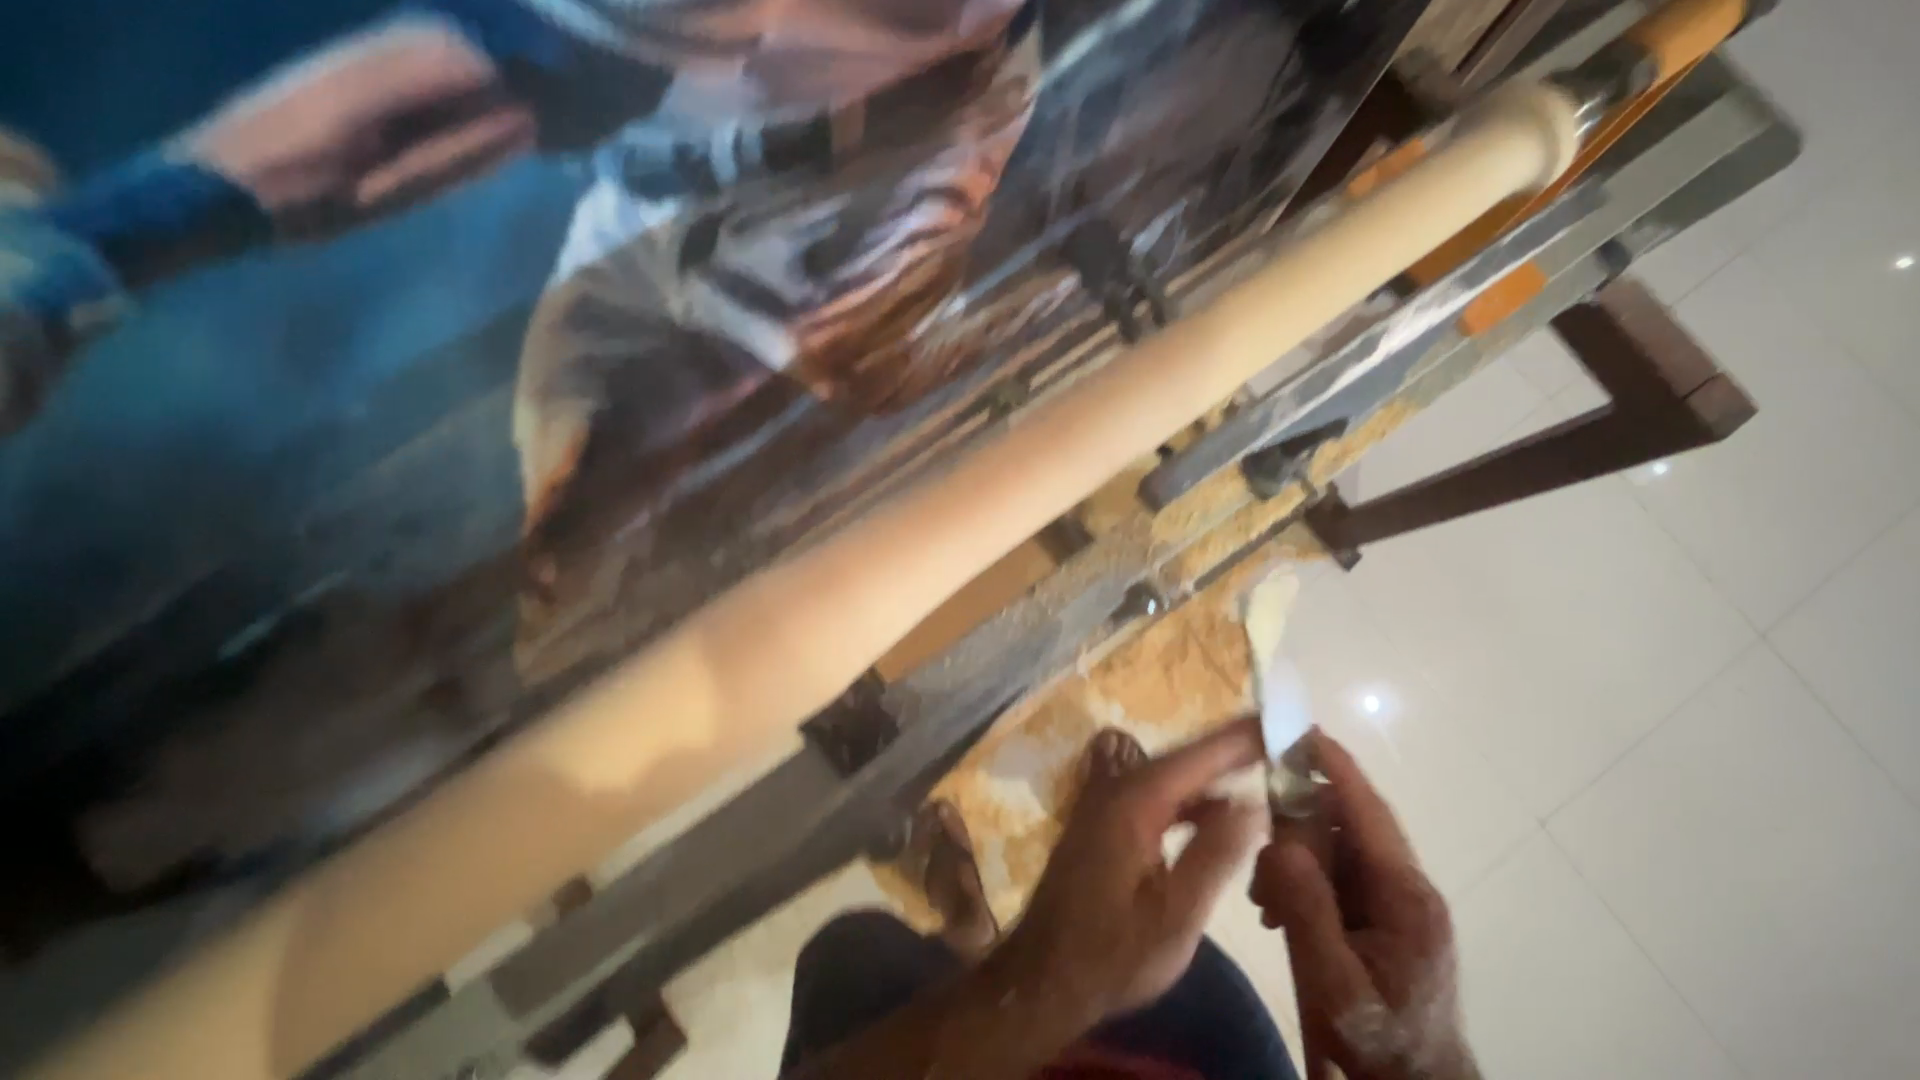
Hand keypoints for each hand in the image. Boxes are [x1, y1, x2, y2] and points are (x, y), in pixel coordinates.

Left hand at [995, 719, 1268, 1024]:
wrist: (1043, 977)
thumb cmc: (1112, 953)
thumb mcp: (1175, 914)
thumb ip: (1215, 855)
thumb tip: (1253, 801)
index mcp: (1132, 802)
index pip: (1197, 755)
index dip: (1241, 738)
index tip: (1283, 721)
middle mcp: (1114, 791)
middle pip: (1183, 760)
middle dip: (1232, 751)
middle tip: (1285, 745)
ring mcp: (1104, 806)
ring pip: (1169, 778)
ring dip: (1213, 777)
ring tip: (1265, 775)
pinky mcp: (1103, 826)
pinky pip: (1155, 798)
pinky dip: (1190, 801)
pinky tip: (1219, 817)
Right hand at [1251, 730, 1475, 1079]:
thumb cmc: (1376, 1039)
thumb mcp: (1333, 982)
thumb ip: (1307, 909)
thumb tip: (1281, 841)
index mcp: (1405, 896)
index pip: (1366, 811)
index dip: (1333, 767)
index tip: (1299, 731)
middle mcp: (1407, 887)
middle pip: (1345, 826)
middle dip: (1295, 832)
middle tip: (1258, 874)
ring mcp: (1398, 901)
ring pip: (1337, 848)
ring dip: (1294, 862)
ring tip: (1265, 906)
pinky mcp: (1384, 915)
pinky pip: (1338, 874)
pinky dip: (1303, 881)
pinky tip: (1280, 914)